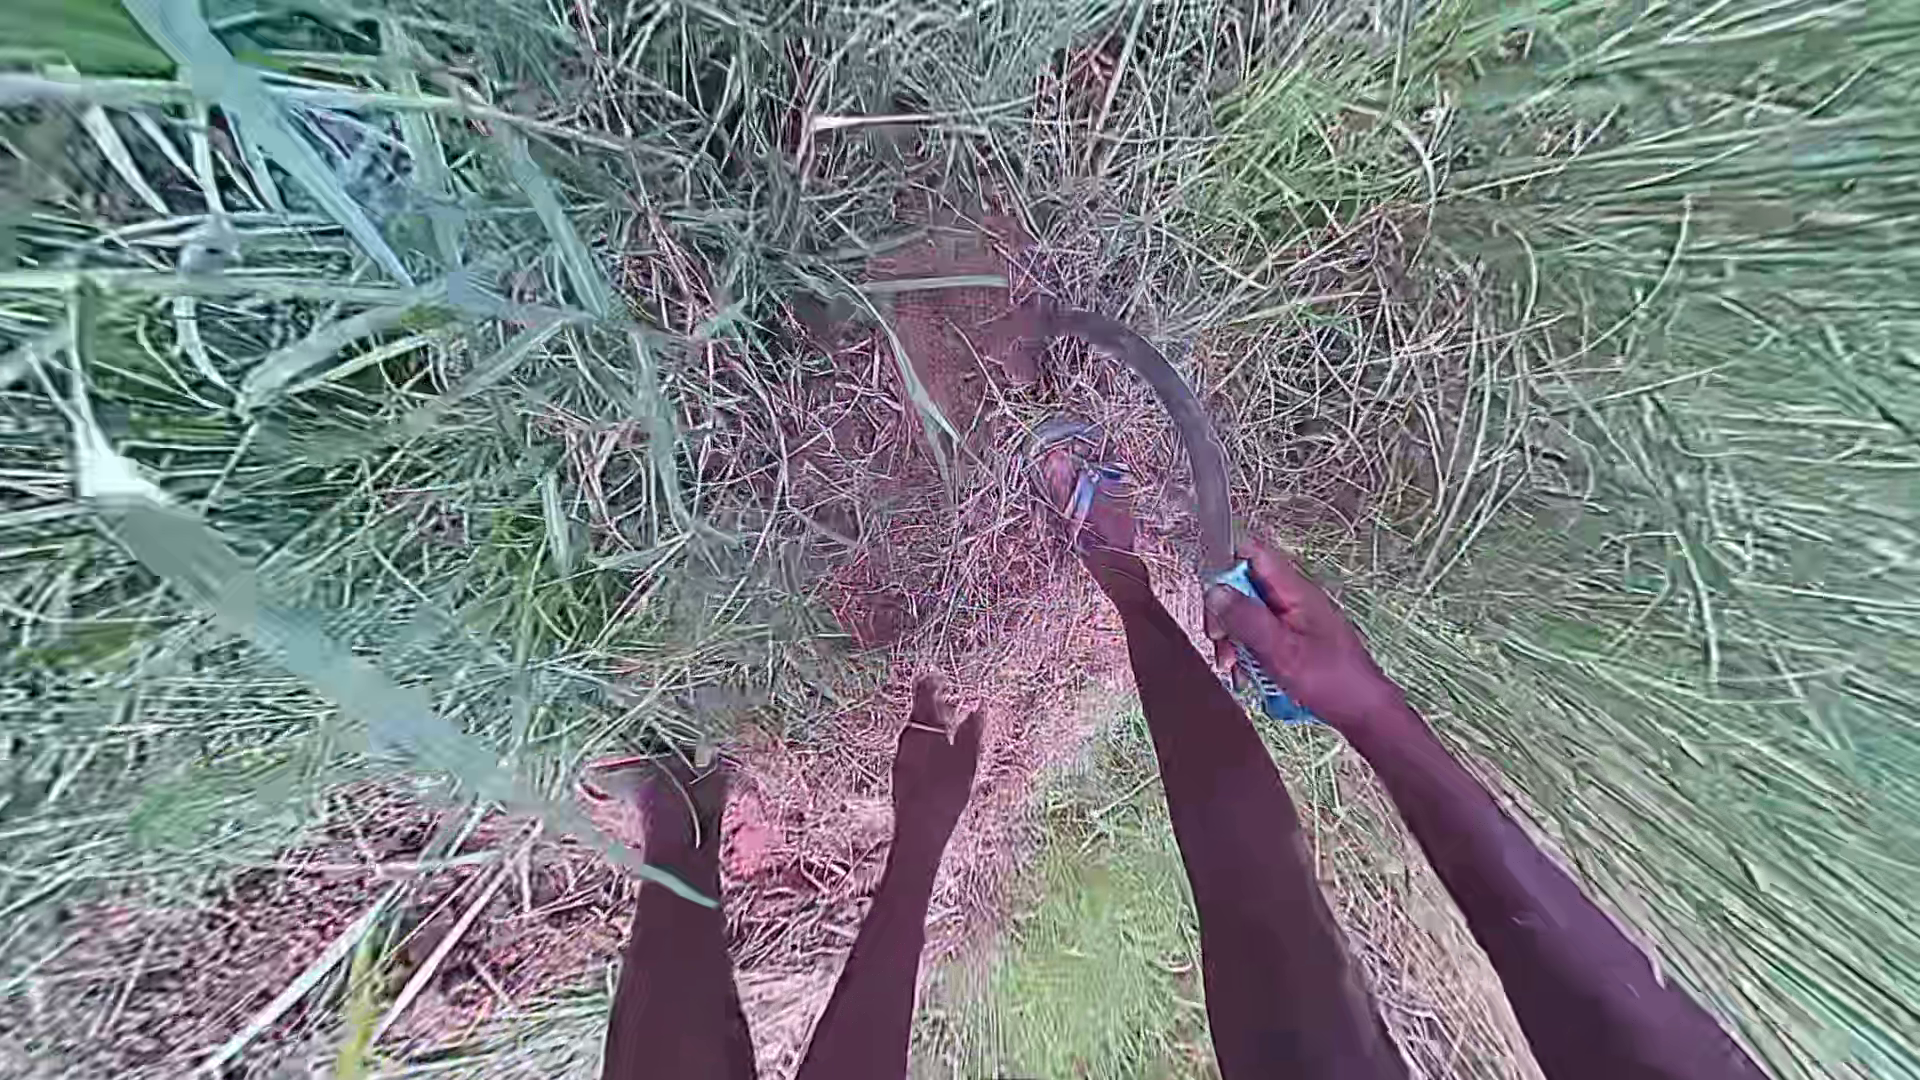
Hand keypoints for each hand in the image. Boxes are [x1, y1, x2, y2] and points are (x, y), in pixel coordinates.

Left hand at [890, 677, 983, 850]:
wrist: (919, 833)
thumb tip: (980, 704)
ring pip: (917, 731)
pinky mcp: (900, 773)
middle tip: (957, 708)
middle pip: (920, 711)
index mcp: (922, 727)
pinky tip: (940, 759)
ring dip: (933, 727)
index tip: (947, 680)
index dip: (935, 680)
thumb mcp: (968, 760)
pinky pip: (914, 748)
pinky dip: (928, 744)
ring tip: (952, 734)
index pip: (924, 690)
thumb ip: (973, 729)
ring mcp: (901, 756)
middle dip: (939, 706)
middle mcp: (907, 737)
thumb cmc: (946, 794)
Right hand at [1203, 537, 1411, 736]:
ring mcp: (1292, 619)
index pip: (1253, 554)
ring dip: (1232, 638)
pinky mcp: (1291, 638)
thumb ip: (1246, 617)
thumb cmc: (1331, 683)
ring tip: (1234, 666)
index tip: (1212, 597)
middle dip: (1224, 614)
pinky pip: (1257, 634)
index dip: (1226, 566)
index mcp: (1295, 591)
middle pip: (1242, 587)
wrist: (1365, 715)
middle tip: (1221, 642)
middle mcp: (1293, 599)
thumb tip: (1215, 590)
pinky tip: (1247, 674)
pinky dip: (1246, 651)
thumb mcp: (1280, 650)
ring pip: (1246, 613)